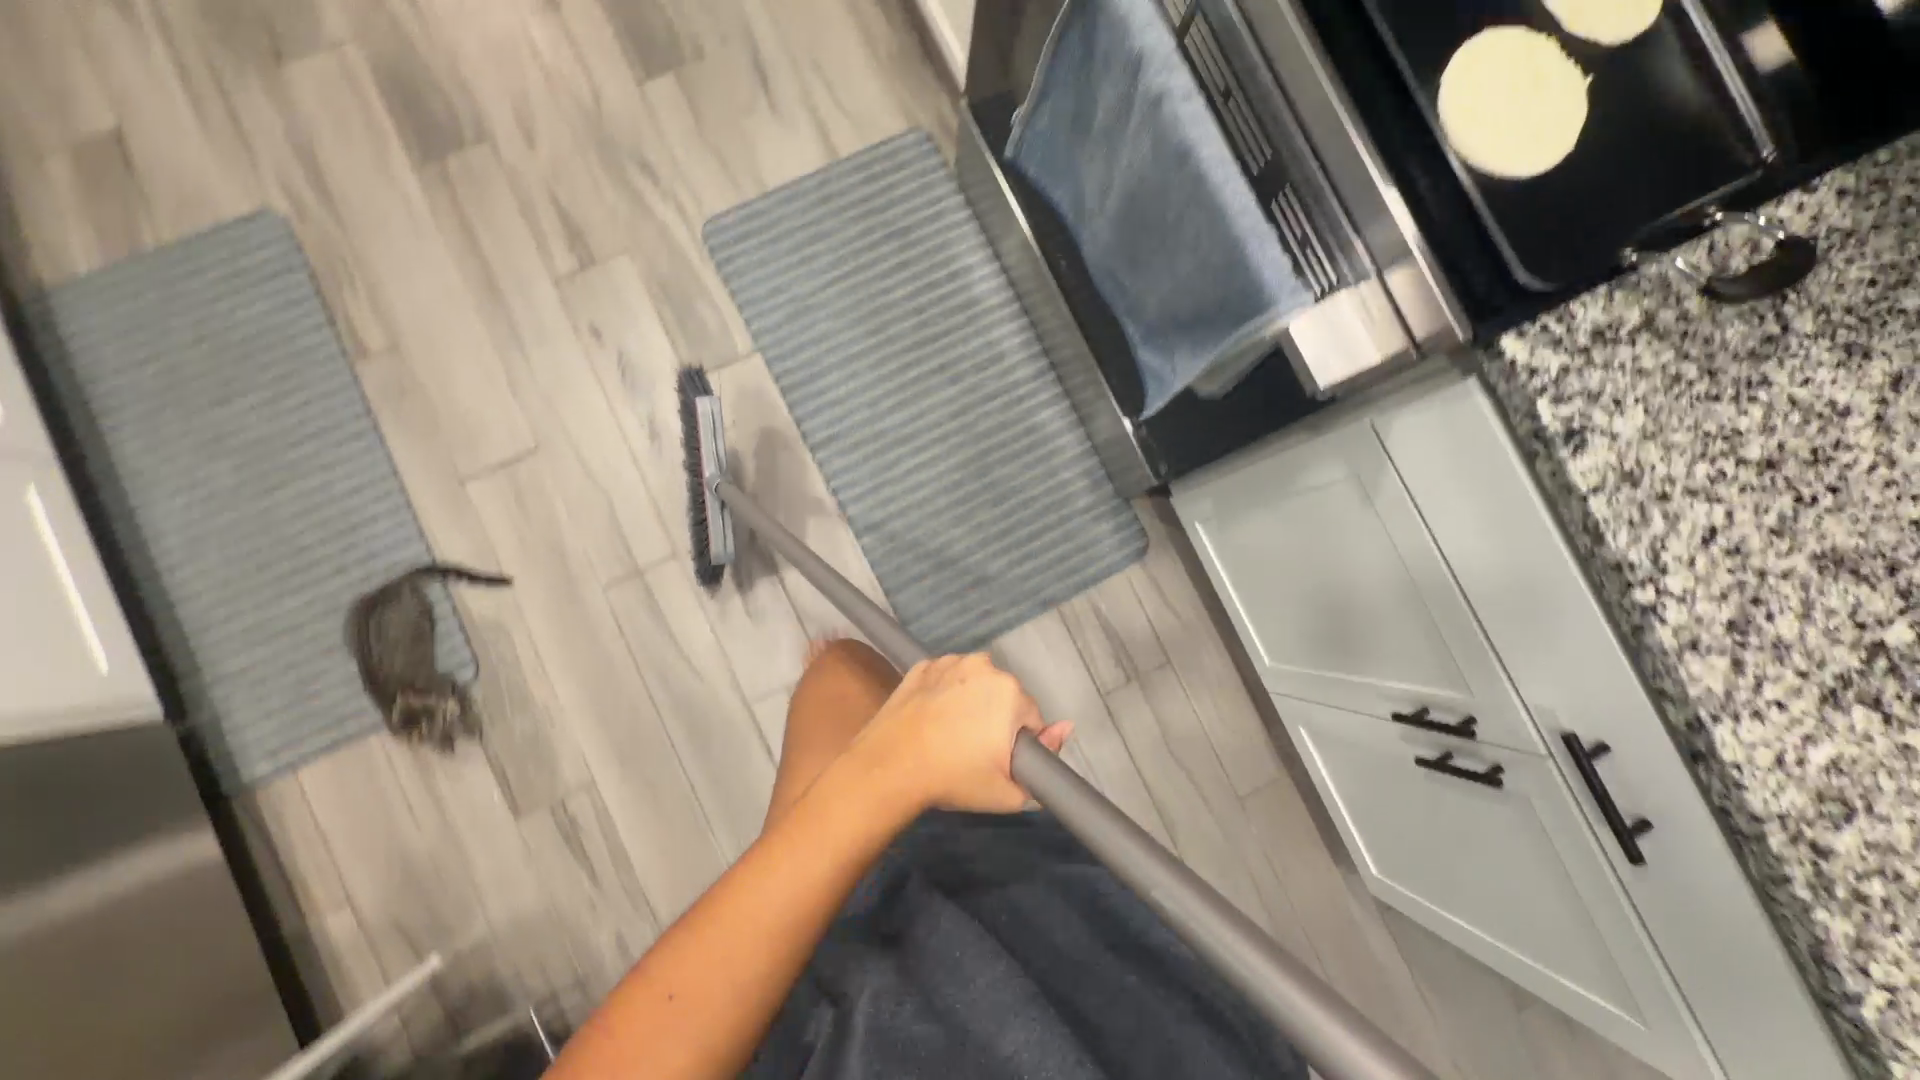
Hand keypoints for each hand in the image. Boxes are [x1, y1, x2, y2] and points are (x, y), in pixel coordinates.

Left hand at [847, 654, 1071, 814]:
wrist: (890, 767)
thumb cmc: (954, 778)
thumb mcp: (1010, 790)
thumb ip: (1047, 759)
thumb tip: (1066, 728)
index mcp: (1010, 691)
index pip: (1031, 719)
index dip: (1017, 744)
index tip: (995, 761)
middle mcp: (984, 666)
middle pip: (1003, 696)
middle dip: (995, 719)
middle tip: (971, 752)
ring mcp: (949, 662)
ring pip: (973, 684)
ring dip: (970, 703)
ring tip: (949, 736)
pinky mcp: (921, 666)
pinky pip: (944, 679)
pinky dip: (943, 694)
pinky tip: (931, 720)